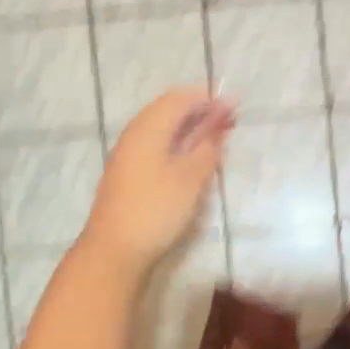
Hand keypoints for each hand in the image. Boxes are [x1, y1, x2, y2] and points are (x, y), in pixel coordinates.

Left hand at [80, 88, 233, 273]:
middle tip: (228, 127)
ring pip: (161, 130)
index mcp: (149, 127)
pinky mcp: (126, 175)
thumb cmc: (156, 210)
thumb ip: (208, 145)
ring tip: (214, 146)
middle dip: (200, 113)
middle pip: (169, 110)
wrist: (114, 251)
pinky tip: (190, 165)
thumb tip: (221, 117)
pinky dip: (176, 148)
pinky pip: (154, 148)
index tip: (235, 111)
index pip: (181, 97)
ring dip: (188, 132)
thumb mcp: (191, 178)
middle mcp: (134, 134)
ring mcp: (127, 155)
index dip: (209, 99)